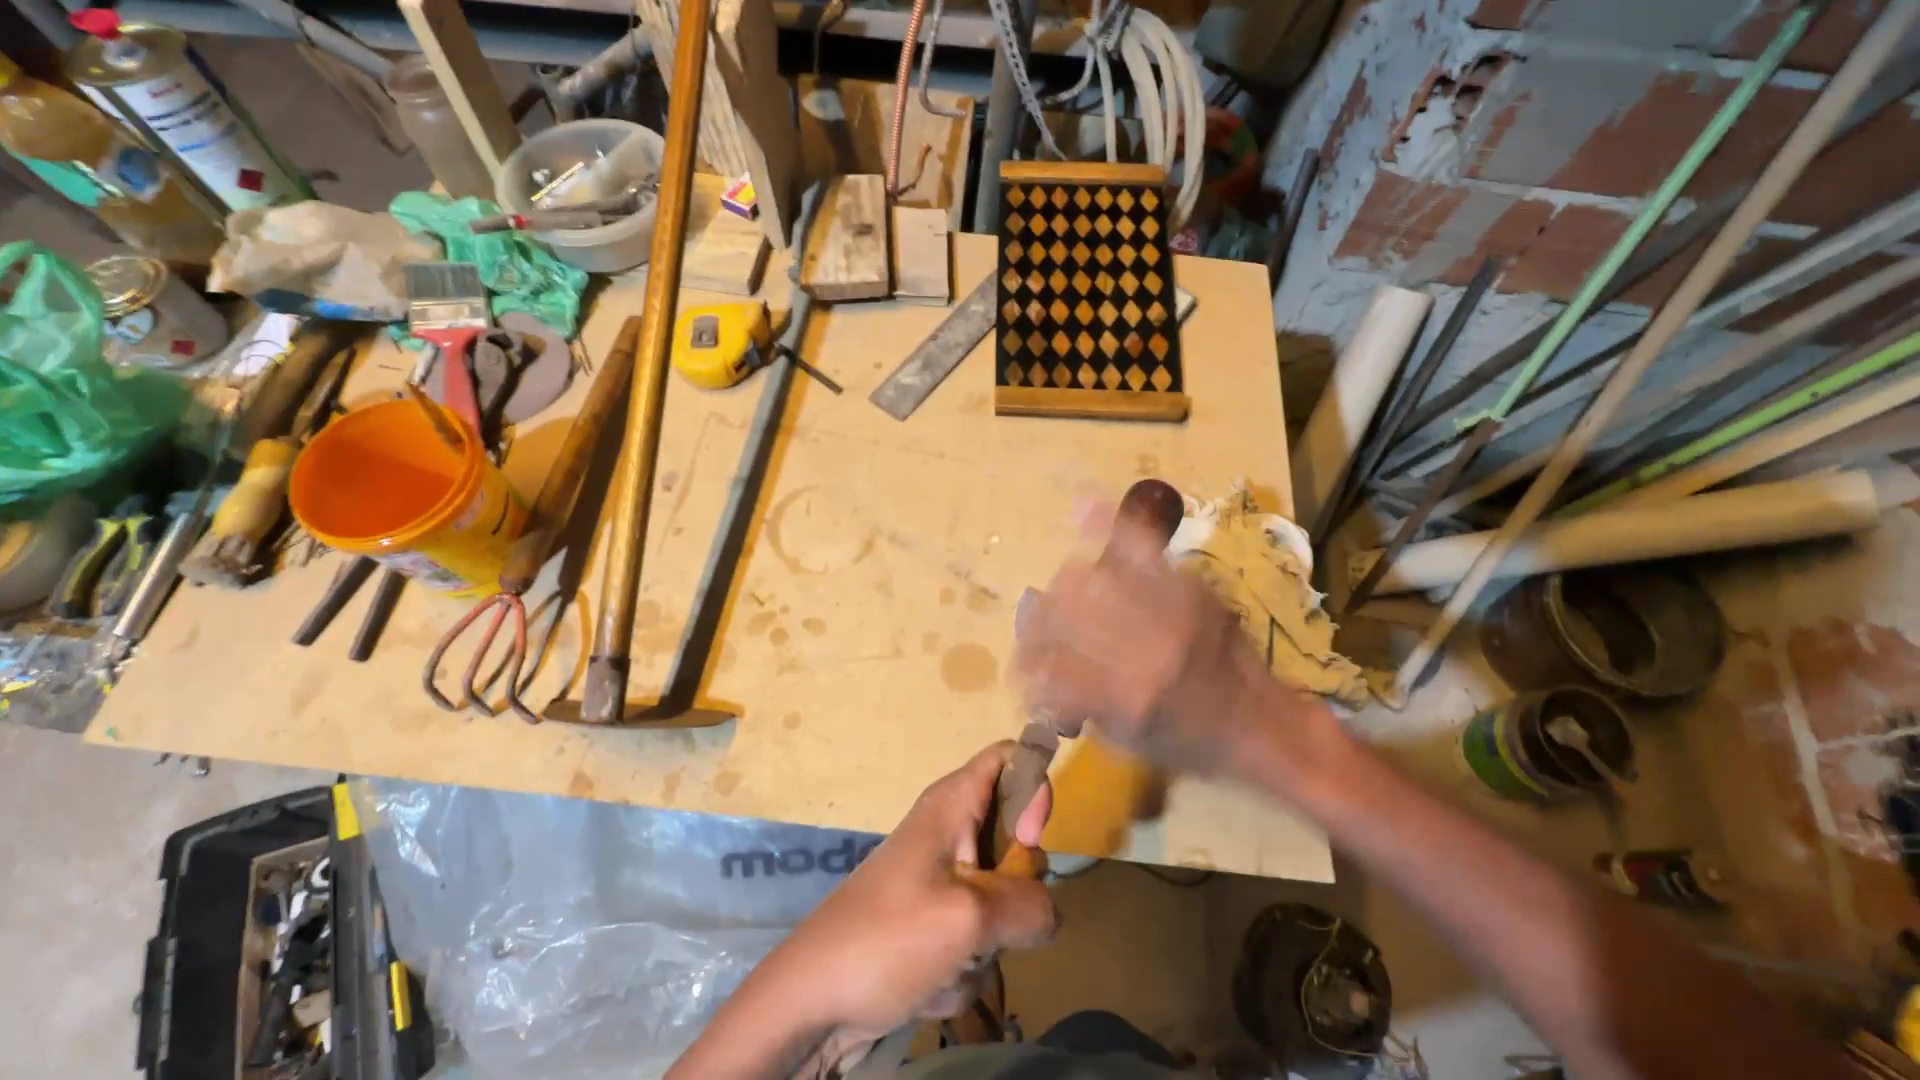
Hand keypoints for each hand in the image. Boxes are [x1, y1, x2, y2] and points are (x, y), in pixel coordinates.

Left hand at [747, 742, 1058, 1073]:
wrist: (810, 1004)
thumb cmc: (885, 940)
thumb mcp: (970, 917)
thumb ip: (1030, 904)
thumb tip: (1048, 913)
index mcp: (952, 804)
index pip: (1013, 759)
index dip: (1035, 790)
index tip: (1029, 839)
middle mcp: (950, 834)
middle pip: (1019, 842)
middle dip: (1016, 891)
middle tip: (985, 913)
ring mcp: (942, 885)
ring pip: (1005, 902)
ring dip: (987, 943)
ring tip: (949, 959)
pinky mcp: (934, 929)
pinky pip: (979, 943)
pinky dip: (964, 968)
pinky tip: (930, 983)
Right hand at [1013, 510, 1332, 778]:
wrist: (1258, 723)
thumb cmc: (1187, 743)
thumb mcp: (1122, 739)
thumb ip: (1073, 701)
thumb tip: (1032, 669)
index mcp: (1123, 697)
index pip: (1048, 661)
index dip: (1026, 660)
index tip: (1022, 665)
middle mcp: (1142, 650)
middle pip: (1063, 610)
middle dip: (1042, 618)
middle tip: (1043, 626)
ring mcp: (1169, 613)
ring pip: (1091, 576)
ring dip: (1067, 583)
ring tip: (1066, 592)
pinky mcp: (1190, 587)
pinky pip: (1141, 544)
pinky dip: (1108, 524)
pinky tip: (1084, 509)